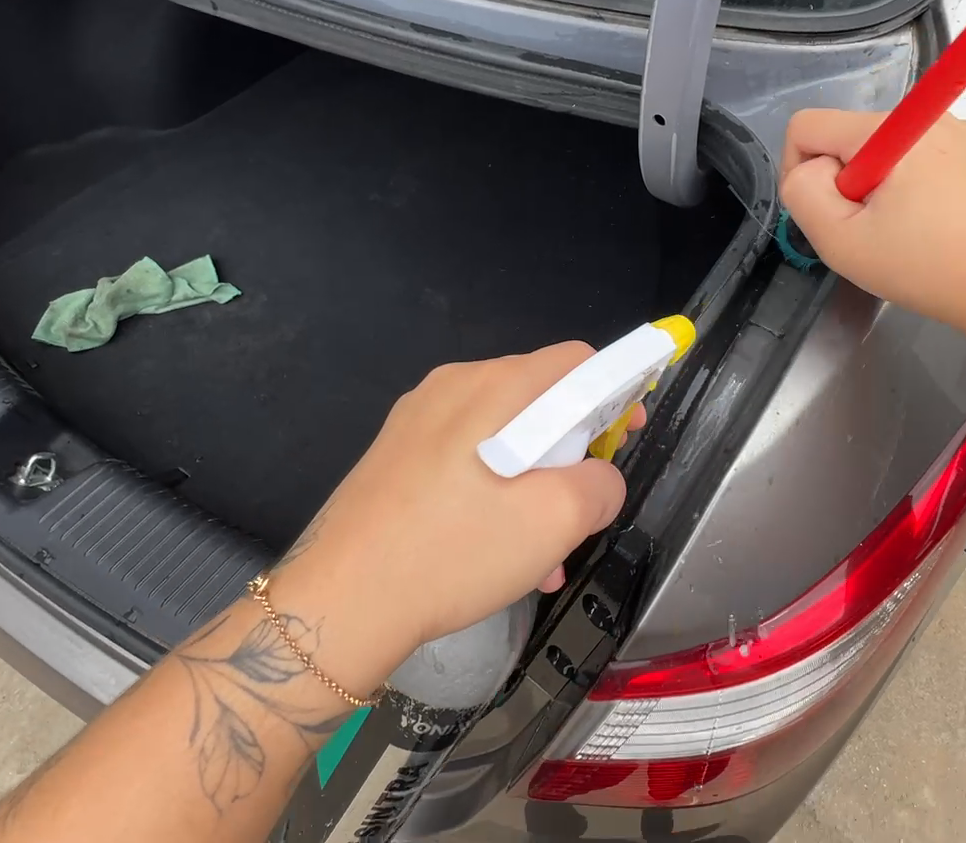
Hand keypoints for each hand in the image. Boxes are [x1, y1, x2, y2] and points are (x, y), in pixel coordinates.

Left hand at [270, 344, 629, 685]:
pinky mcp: (395, 455)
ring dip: (536, 486)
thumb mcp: (555, 521)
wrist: (340, 603)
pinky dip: (496, 494)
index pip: (576, 362)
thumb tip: (598, 477)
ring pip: (504, 438)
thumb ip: (601, 484)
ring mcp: (417, 420)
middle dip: (573, 454)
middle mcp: (451, 386)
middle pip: (539, 401)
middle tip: (581, 511)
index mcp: (492, 385)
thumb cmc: (454, 552)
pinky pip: (467, 459)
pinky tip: (497, 554)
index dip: (615, 392)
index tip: (626, 437)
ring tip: (541, 557)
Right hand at [779, 108, 965, 333]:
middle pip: (847, 140)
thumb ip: (802, 195)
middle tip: (871, 234)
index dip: (798, 171)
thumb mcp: (841, 240)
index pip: (807, 125)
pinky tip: (934, 233)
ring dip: (877, 193)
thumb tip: (809, 173)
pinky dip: (910, 195)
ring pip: (882, 155)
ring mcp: (959, 135)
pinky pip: (918, 165)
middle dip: (844, 185)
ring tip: (905, 238)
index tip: (827, 215)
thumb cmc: (930, 267)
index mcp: (888, 129)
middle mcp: (925, 117)